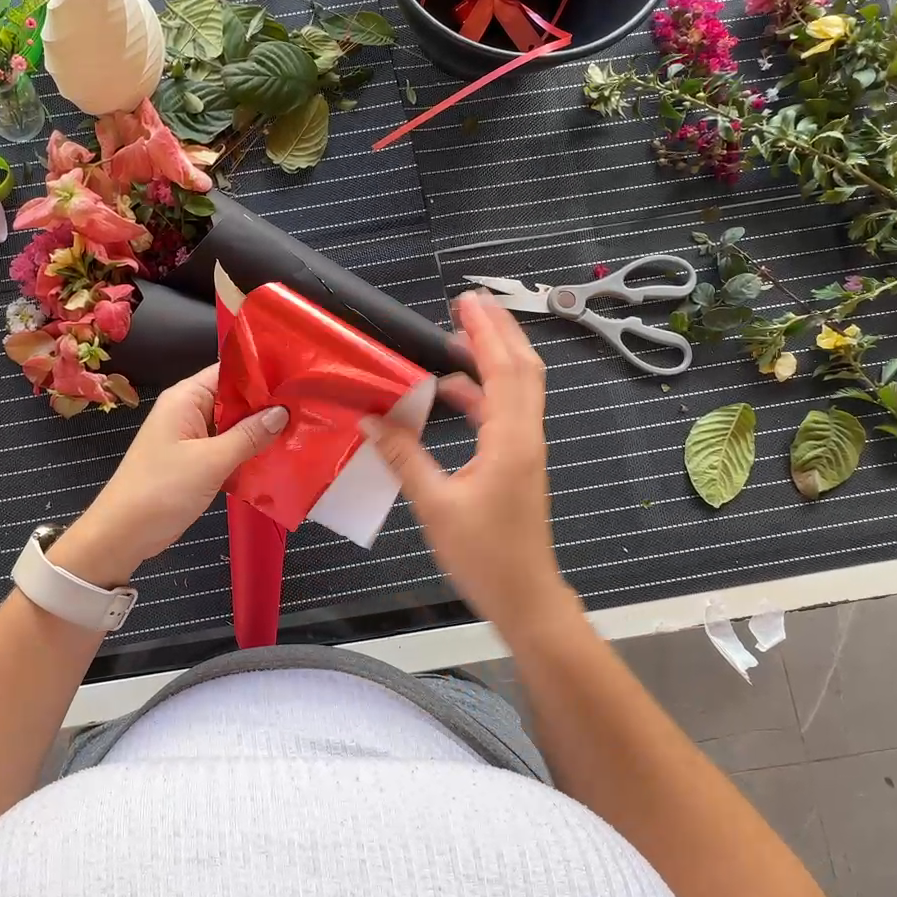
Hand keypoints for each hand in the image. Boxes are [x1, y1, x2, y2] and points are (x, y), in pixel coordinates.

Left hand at [48, 365, 287, 586]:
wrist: (123, 534)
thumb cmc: (161, 489)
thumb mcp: (210, 461)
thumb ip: (248, 435)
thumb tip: (281, 411)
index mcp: (185, 398)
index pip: (229, 371)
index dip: (262, 372)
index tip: (298, 377)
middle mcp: (188, 411)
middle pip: (234, 399)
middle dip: (267, 405)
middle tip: (309, 407)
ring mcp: (191, 438)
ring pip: (234, 426)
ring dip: (261, 432)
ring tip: (303, 431)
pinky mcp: (195, 462)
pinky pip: (228, 449)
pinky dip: (248, 454)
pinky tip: (279, 459)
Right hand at [362, 291, 579, 630]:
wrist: (525, 596)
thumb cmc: (483, 554)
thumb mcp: (435, 505)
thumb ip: (404, 457)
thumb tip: (370, 420)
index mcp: (511, 440)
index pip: (504, 370)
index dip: (486, 331)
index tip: (465, 300)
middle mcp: (526, 436)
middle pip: (522, 368)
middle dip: (498, 331)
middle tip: (466, 304)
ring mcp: (525, 449)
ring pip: (516, 389)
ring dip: (490, 360)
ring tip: (453, 341)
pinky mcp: (517, 463)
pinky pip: (504, 413)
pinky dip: (482, 393)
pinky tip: (450, 394)